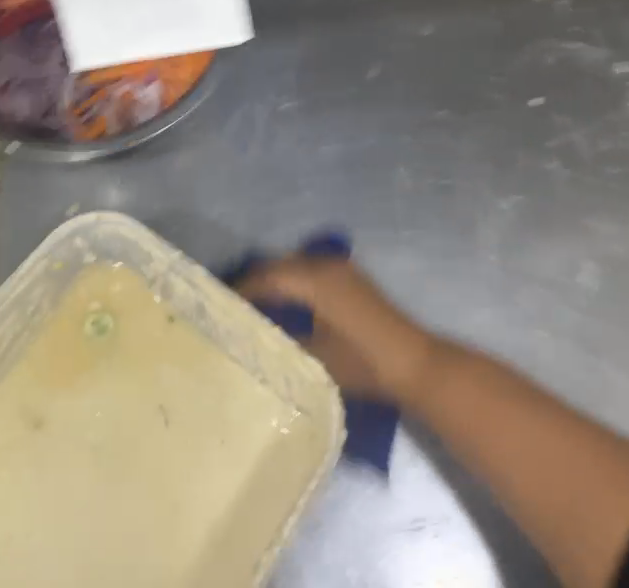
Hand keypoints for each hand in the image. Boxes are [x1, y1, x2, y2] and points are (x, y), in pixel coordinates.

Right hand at [237, 255, 439, 403]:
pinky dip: (289, 285)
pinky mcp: (350, 279)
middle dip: (251, 284)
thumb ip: (276, 344)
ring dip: (271, 283)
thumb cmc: (363, 363)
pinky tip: (280, 308)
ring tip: (247, 309)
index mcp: (314, 278)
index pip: (265, 277)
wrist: (414, 364)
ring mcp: (341, 269)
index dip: (238, 291)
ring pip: (292, 268)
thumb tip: (243, 340)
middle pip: (277, 267)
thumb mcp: (313, 359)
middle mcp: (325, 265)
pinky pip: (307, 273)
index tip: (214, 309)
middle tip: (225, 309)